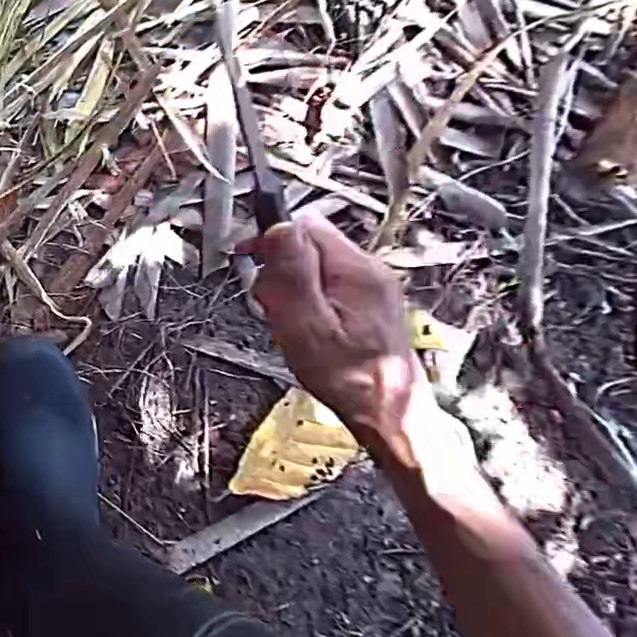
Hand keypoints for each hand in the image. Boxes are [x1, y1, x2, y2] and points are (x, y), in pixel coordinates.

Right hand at [246, 215, 425, 438]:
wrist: (385, 409)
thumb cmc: (345, 374)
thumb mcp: (306, 323)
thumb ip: (291, 273)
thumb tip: (279, 228)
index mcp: (355, 270)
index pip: (303, 227)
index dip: (270, 241)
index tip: (251, 263)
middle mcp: (368, 269)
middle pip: (306, 243)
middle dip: (277, 268)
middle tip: (273, 303)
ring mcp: (369, 284)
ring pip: (310, 264)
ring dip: (287, 286)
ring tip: (287, 317)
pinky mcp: (364, 299)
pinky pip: (320, 282)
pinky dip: (302, 298)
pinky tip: (301, 322)